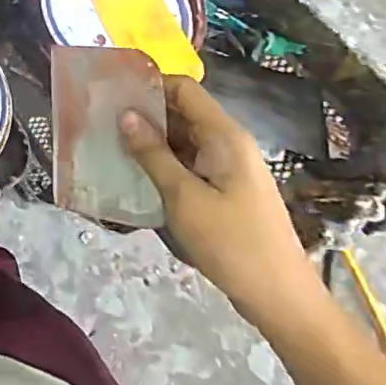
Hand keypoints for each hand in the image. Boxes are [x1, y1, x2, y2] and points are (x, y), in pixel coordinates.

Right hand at [119, 76, 320, 328]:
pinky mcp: (226, 190)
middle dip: (145, 114)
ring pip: (184, 140)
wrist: (282, 300)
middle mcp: (229, 143)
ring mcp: (229, 168)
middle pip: (183, 112)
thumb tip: (125, 115)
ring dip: (151, 142)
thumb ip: (153, 154)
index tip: (114, 92)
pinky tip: (137, 175)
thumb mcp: (184, 198)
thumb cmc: (233, 244)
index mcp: (224, 136)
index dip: (150, 84)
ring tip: (112, 145)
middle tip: (104, 121)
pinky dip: (164, 164)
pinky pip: (190, 164)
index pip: (184, 89)